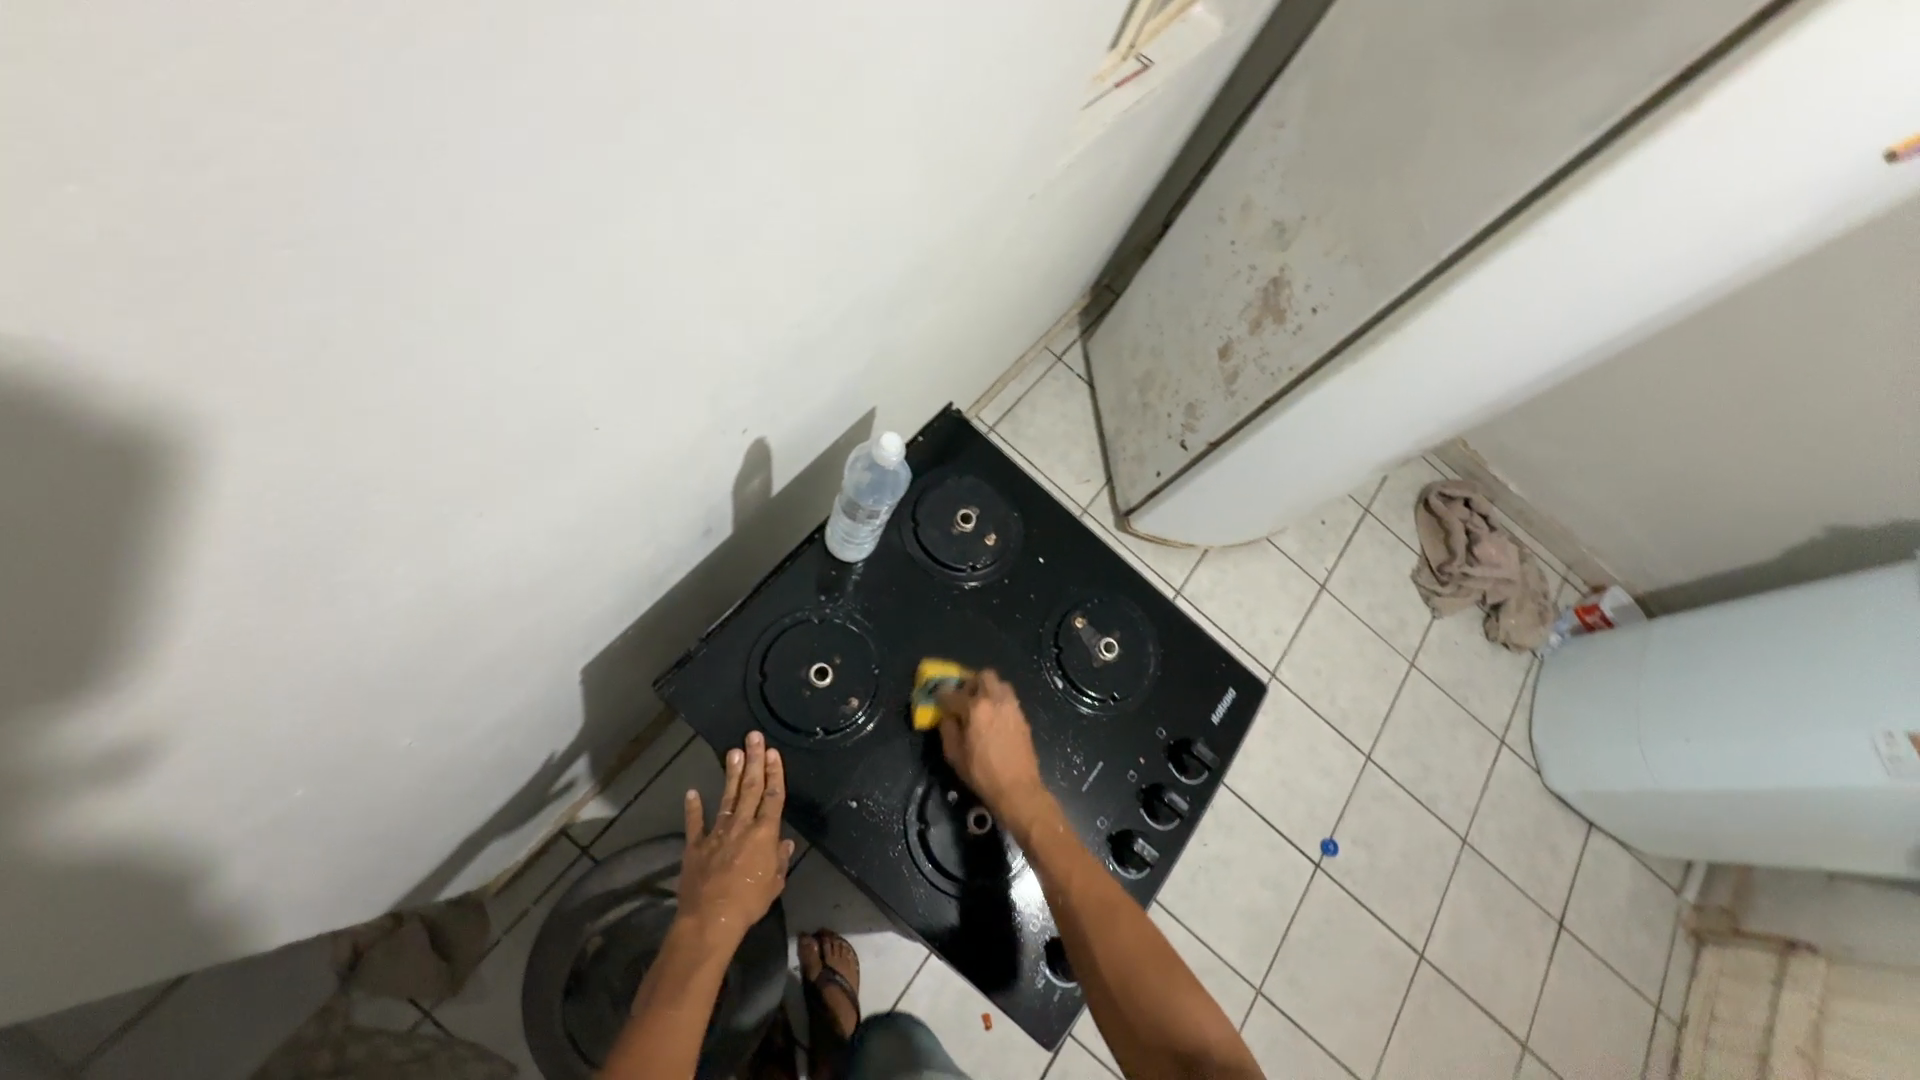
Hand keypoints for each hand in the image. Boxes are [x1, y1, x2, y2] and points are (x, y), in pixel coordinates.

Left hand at [675, 732, 794, 950]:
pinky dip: (693, 807)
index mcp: (764, 833)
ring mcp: (716, 833)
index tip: (773, 753)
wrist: (710, 918)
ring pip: (726, 798)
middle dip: (754, 761)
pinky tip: (692, 792)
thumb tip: (785, 844)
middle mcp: (742, 826)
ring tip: (733, 752)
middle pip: (750, 788)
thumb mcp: (774, 884)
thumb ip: (780, 860)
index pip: (773, 796)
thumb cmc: (749, 902)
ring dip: (731, 774)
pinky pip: (695, 822)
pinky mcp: (695, 845)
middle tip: (754, 737)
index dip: (774, 773)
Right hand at [935, 670, 1049, 827]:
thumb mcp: (954, 754)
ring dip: (987, 688)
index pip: (952, 693)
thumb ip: (947, 729)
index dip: (942, 696)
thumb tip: (947, 716)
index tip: (938, 700)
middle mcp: (995, 700)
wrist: (1017, 787)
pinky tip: (994, 718)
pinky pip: (1009, 697)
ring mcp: (1012, 706)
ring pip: (999, 683)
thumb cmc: (981, 773)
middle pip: (983, 676)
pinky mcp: (1022, 716)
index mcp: (975, 708)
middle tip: (964, 698)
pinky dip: (999, 700)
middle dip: (970, 683)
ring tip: (981, 706)